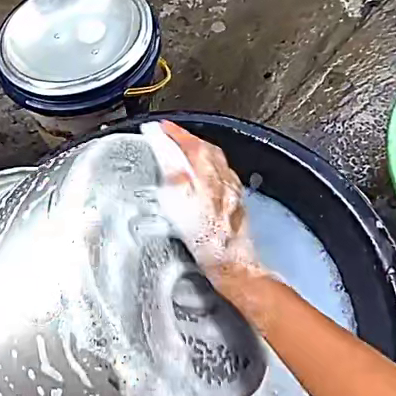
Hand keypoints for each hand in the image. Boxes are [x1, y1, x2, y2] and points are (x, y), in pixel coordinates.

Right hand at [141, 121, 264, 284]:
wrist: (234, 267)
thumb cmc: (210, 243)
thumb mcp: (182, 205)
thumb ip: (174, 173)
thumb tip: (165, 148)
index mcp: (210, 176)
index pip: (192, 144)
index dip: (174, 133)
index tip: (160, 127)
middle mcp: (224, 181)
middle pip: (207, 150)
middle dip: (187, 139)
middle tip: (170, 136)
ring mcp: (232, 194)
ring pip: (216, 162)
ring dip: (198, 152)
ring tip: (183, 152)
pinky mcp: (235, 207)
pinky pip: (222, 177)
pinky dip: (208, 169)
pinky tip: (202, 179)